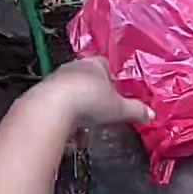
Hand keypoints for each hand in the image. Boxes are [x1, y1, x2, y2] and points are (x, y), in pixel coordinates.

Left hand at [27, 57, 152, 127]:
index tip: (116, 89)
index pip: (105, 64)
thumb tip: (151, 114)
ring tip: (85, 122)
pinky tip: (69, 129)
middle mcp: (74, 67)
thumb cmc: (90, 100)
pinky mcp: (41, 94)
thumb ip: (135, 110)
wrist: (51, 108)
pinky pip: (56, 103)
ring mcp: (55, 80)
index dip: (111, 76)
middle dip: (93, 91)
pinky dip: (63, 115)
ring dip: (77, 103)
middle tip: (102, 107)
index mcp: (94, 64)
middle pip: (86, 76)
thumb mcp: (119, 108)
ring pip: (70, 90)